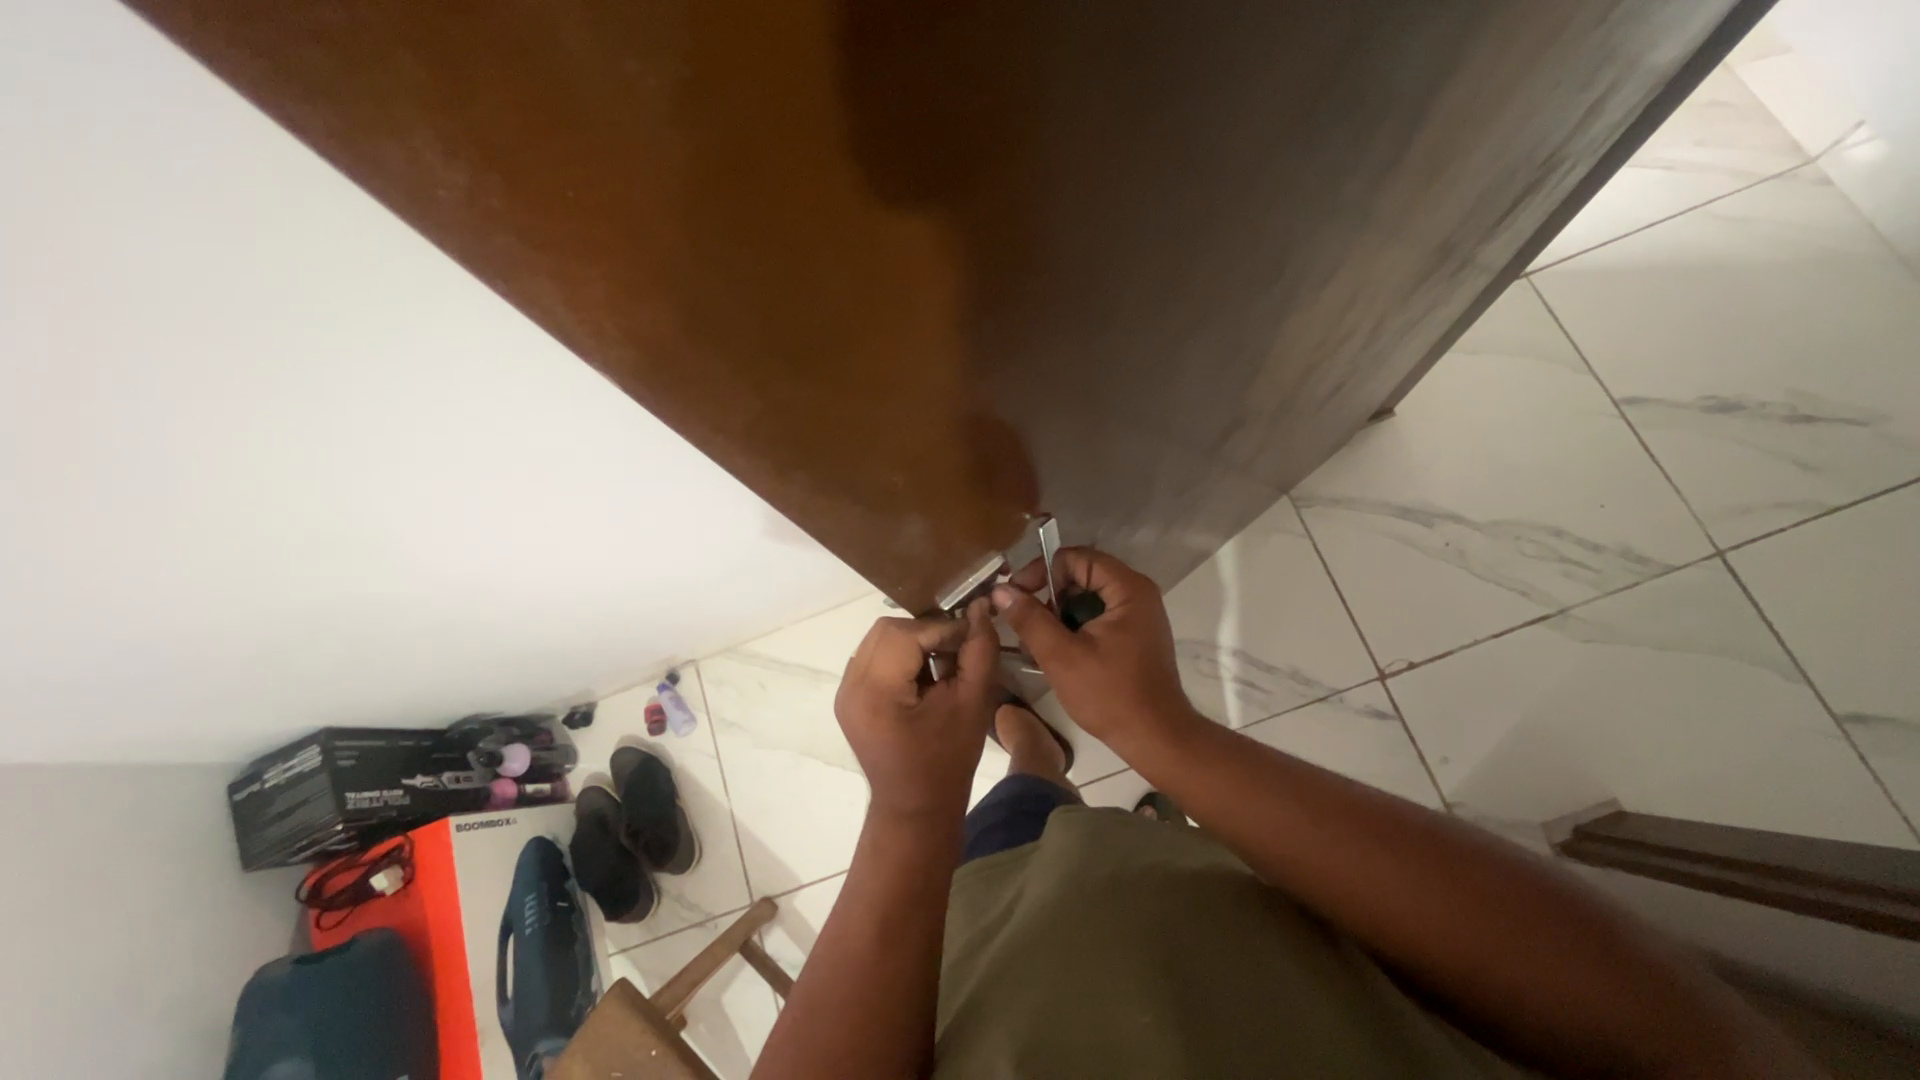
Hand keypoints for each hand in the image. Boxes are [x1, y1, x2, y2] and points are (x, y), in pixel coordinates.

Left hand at [834, 599, 999, 822]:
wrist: (916, 809)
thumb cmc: (947, 761)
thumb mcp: (972, 703)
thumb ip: (978, 650)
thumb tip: (981, 607)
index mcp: (875, 691)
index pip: (906, 632)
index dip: (943, 628)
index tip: (973, 636)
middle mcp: (850, 686)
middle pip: (887, 630)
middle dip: (926, 632)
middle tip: (957, 650)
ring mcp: (845, 693)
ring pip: (879, 640)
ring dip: (914, 643)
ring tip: (942, 666)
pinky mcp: (850, 699)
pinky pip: (875, 659)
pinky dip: (901, 658)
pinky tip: (925, 679)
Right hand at [993, 547, 1199, 747]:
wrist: (1155, 738)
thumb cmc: (1110, 695)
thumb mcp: (1061, 656)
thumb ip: (1029, 619)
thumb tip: (1000, 591)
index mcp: (1128, 589)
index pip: (1075, 558)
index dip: (1041, 572)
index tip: (1017, 597)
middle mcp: (1137, 594)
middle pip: (1080, 576)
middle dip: (1048, 597)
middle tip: (1023, 624)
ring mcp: (1138, 616)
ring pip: (1086, 599)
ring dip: (1058, 617)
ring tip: (1036, 645)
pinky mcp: (1134, 636)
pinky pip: (1096, 618)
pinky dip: (1074, 630)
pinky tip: (1056, 655)